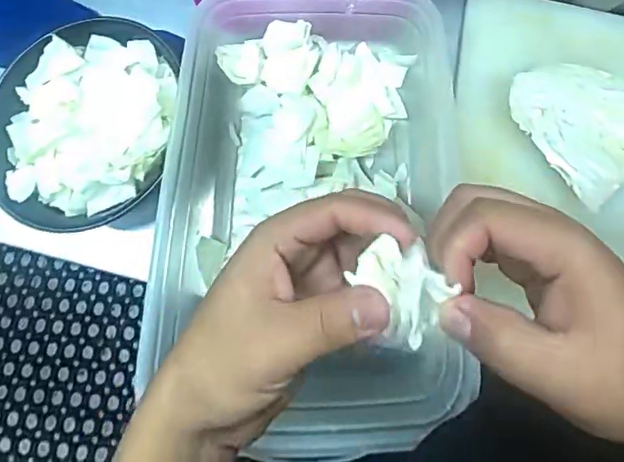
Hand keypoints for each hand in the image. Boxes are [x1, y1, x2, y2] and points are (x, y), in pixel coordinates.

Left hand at [119, 191, 417, 460]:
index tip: (412, 236)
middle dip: (384, 235)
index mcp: (276, 239)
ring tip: (419, 285)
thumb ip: (331, 320)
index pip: (330, 210)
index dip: (372, 214)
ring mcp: (304, 281)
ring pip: (353, 259)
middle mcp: (293, 251)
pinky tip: (397, 314)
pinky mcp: (313, 311)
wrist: (198, 413)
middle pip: (346, 228)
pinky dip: (374, 299)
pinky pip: (351, 293)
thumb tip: (388, 303)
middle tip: (425, 258)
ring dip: (383, 268)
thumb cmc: (223, 362)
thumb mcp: (277, 340)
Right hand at [430, 185, 623, 461]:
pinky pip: (489, 231)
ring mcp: (546, 236)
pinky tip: (465, 284)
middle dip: (445, 235)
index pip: (485, 214)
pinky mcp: (540, 253)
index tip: (446, 297)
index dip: (453, 247)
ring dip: (452, 240)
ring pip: (478, 209)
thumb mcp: (564, 377)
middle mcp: (551, 225)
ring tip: (448, 287)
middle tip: (439, 287)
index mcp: (562, 242)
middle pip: (476, 199)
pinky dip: (466, 249)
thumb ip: (501, 342)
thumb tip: (442, 309)